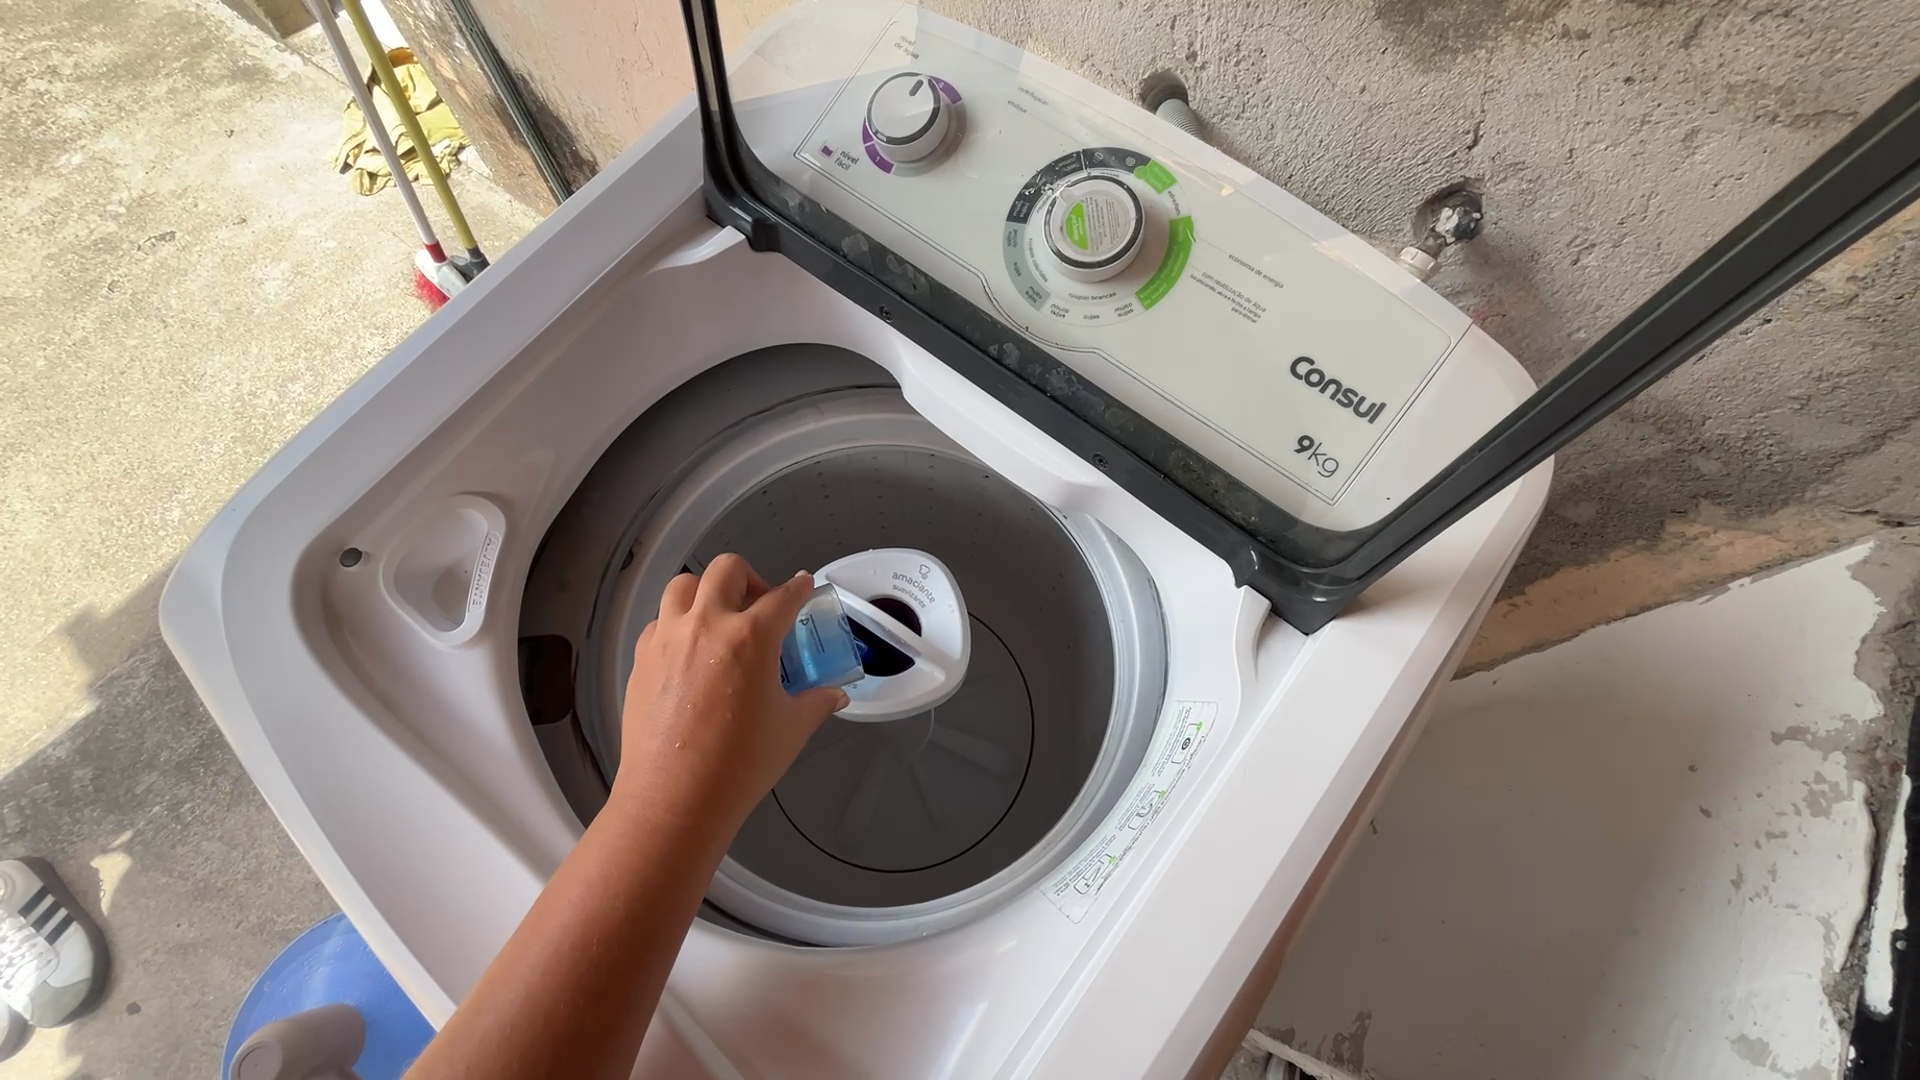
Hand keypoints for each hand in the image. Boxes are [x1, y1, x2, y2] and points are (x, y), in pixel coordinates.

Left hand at [613, 555, 848, 839]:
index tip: (803, 586)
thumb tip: (835, 696)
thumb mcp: (792, 729)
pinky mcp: (641, 659)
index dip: (799, 588)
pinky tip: (690, 653)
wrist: (674, 798)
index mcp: (751, 637)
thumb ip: (816, 702)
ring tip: (719, 619)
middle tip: (760, 607)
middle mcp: (706, 625)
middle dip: (750, 578)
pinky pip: (660, 622)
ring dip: (707, 592)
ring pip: (683, 585)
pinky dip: (678, 624)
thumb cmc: (741, 763)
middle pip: (727, 569)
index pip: (784, 597)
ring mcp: (668, 639)